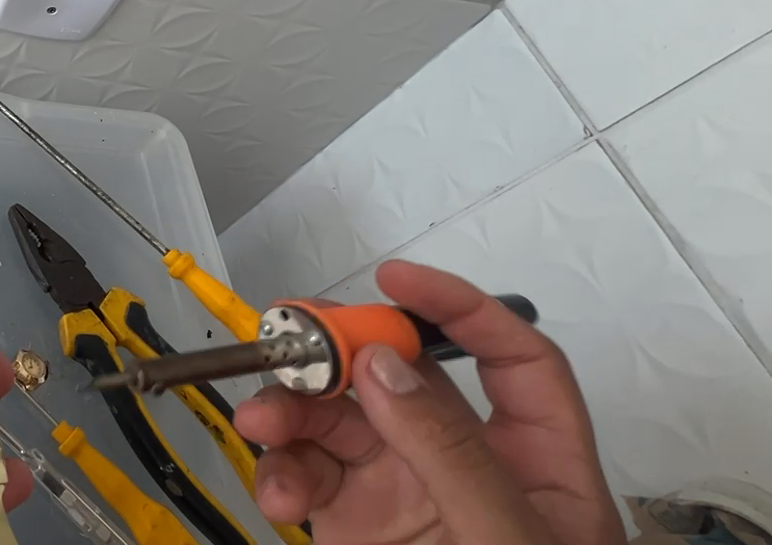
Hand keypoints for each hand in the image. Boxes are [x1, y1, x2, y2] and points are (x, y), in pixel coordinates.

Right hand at [234, 260, 622, 544]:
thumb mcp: (503, 544)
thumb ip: (452, 455)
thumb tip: (381, 362)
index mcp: (533, 467)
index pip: (513, 363)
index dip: (458, 308)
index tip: (391, 276)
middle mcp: (455, 458)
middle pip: (389, 372)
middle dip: (330, 353)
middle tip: (283, 343)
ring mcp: (393, 483)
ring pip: (329, 410)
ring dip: (285, 408)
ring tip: (261, 429)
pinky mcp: (342, 511)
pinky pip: (299, 465)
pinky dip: (278, 470)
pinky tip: (278, 498)